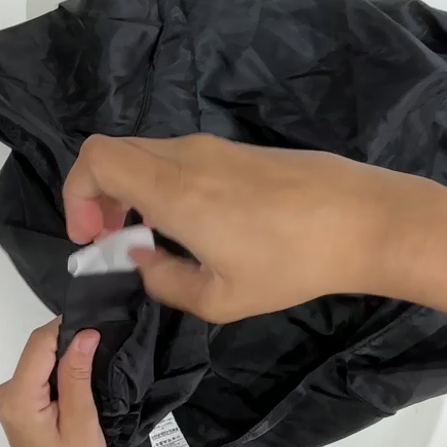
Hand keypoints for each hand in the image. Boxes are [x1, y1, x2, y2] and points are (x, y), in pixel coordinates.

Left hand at [0, 320, 105, 446]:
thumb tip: (85, 334)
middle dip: (70, 342)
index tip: (103, 329)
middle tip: (107, 345)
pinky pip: (40, 374)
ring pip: (41, 359)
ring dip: (67, 357)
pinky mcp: (19, 403)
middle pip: (39, 348)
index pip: (40, 342)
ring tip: (100, 361)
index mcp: (18, 396)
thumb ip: (78, 376)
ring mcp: (10, 397)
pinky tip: (83, 379)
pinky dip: (61, 372)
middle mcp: (7, 391)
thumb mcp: (82, 423)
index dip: (70, 329)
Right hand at [63, 134, 446, 321]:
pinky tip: (186, 225)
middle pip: (113, 152)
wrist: (369, 222)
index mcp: (174, 189)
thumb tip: (142, 260)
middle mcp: (186, 157)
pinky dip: (157, 186)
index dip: (76, 194)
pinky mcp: (236, 151)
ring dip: (127, 192)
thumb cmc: (293, 263)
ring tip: (145, 236)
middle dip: (95, 194)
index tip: (90, 236)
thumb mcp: (218, 298)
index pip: (96, 159)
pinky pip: (175, 159)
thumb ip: (163, 281)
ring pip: (144, 155)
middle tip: (107, 237)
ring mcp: (214, 148)